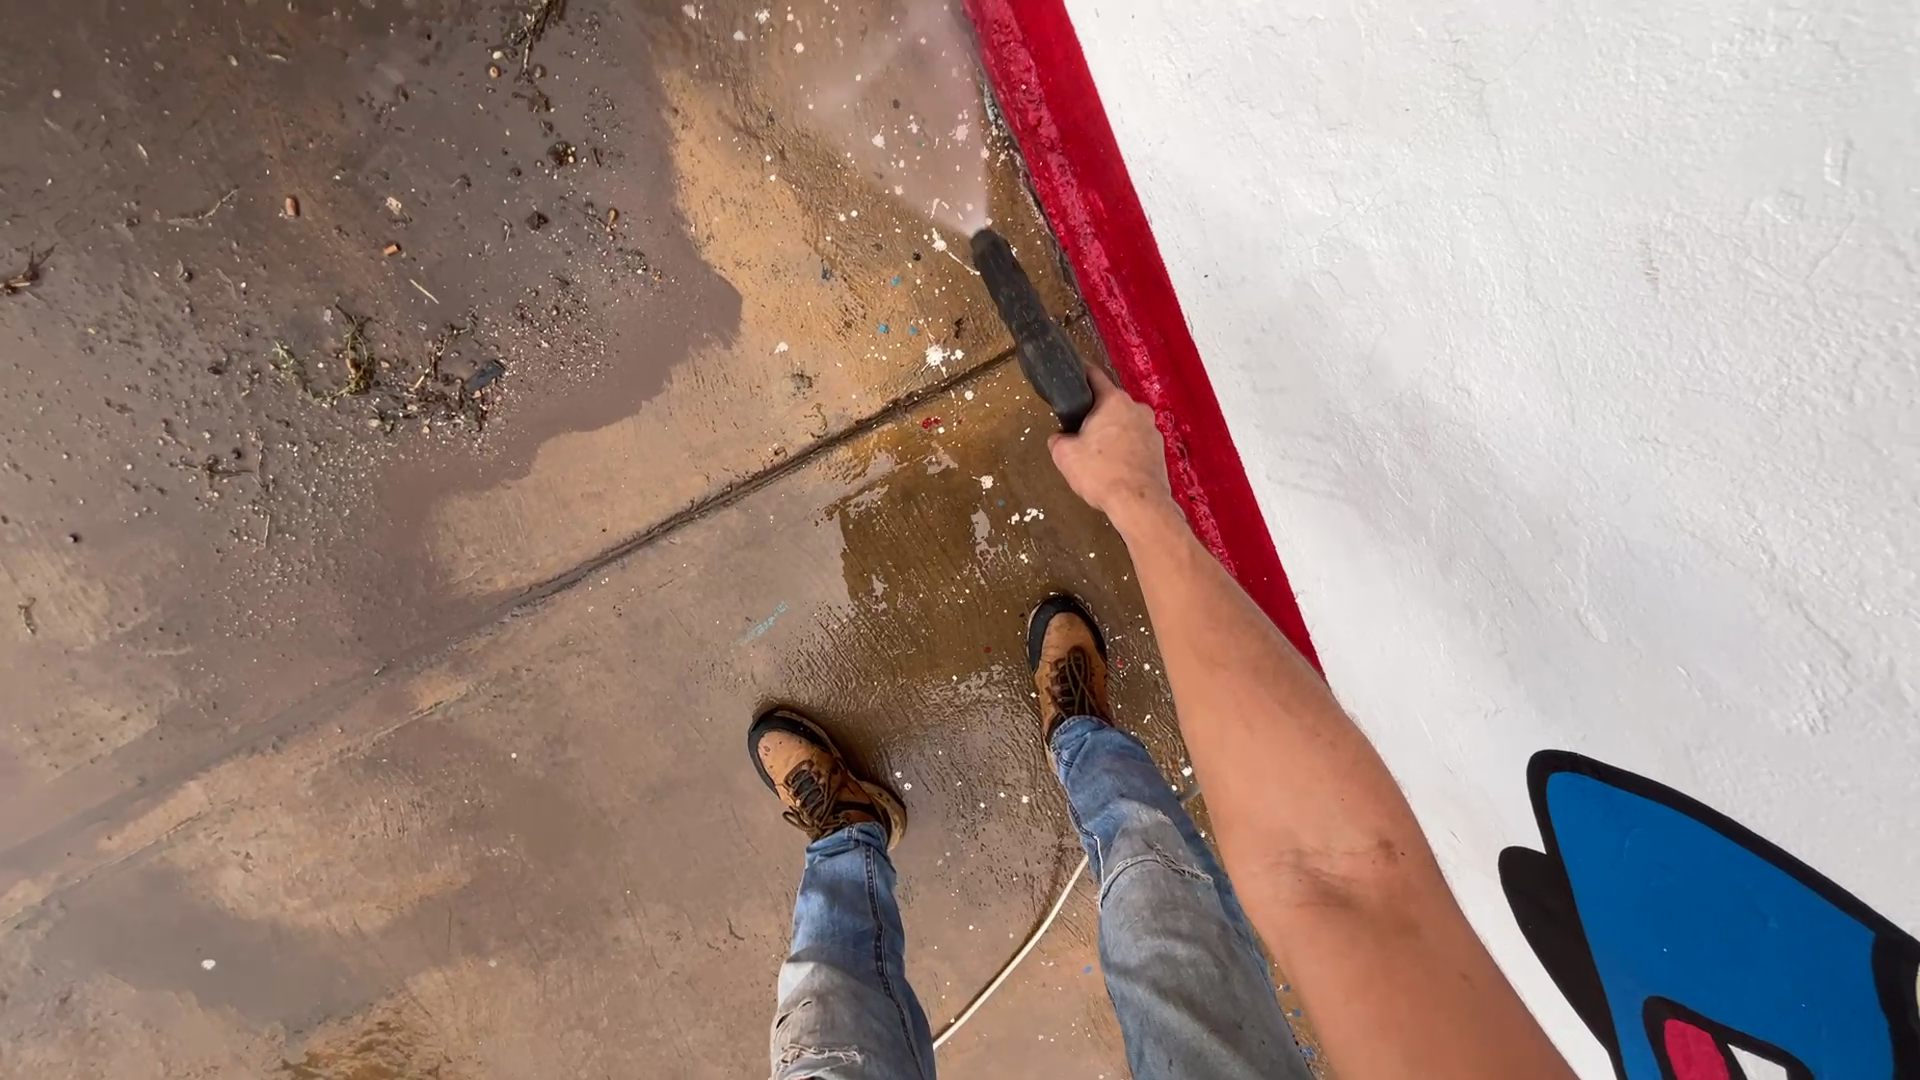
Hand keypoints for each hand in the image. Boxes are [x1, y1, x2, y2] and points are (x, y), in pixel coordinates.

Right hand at [1049, 366, 1178, 534]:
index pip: (1094, 376)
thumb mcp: (1065, 455)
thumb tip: (1060, 438)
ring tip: (1097, 457)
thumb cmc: (1101, 473)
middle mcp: (1137, 409)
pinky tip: (1114, 469)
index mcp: (1113, 401)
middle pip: (1110, 404)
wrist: (1138, 503)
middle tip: (1079, 433)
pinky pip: (1136, 443)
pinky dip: (1125, 450)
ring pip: (1124, 425)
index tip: (1072, 373)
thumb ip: (1058, 440)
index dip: (1080, 373)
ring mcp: (1152, 430)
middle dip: (1095, 415)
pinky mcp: (1159, 450)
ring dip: (1111, 434)